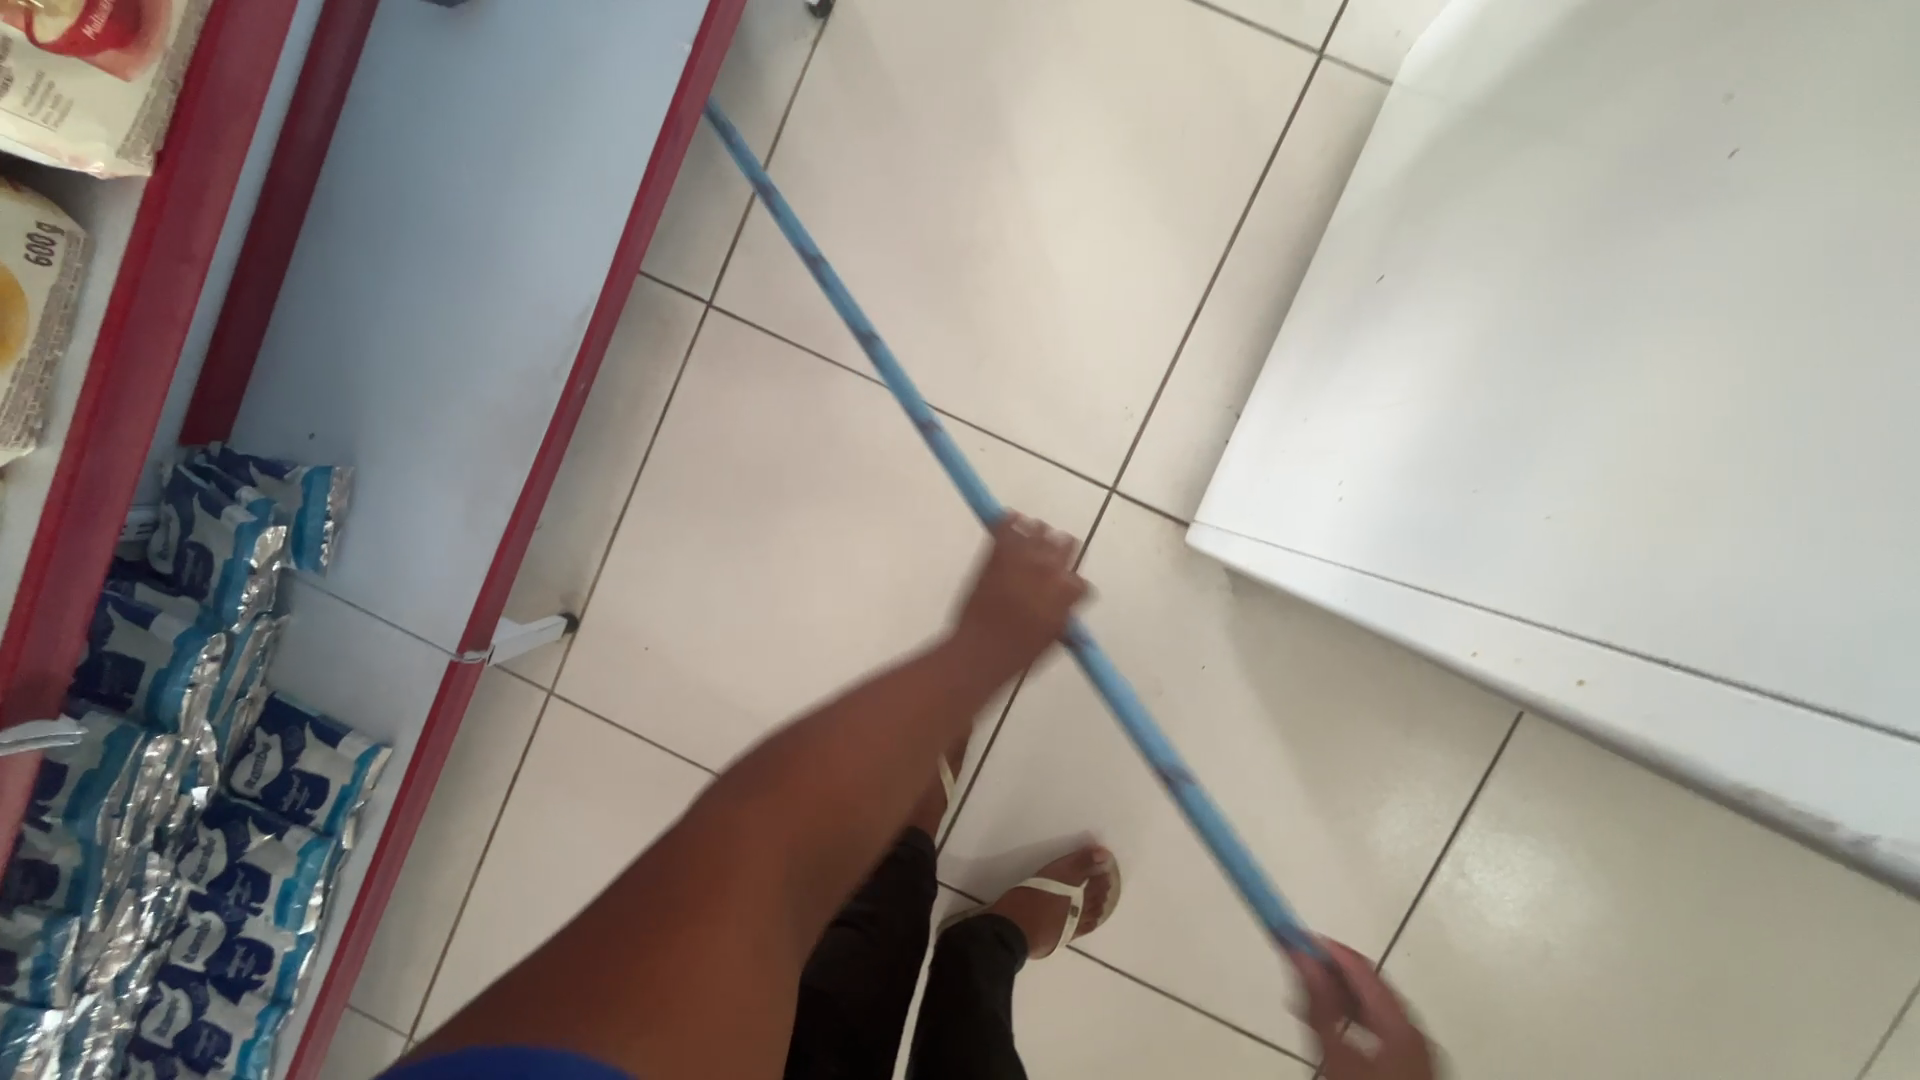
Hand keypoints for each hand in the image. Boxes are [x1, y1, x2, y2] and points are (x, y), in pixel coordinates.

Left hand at [950, 512, 1087, 677]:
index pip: (1078, 578)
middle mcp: (1052, 569)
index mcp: (1068, 592)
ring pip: (1039, 530)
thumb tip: (1069, 611)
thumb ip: (1063, 618)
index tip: (1062, 583)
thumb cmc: (1017, 653)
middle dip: (1059, 549)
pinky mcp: (999, 552)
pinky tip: (1009, 517)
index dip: (1069, 581)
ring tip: (1030, 534)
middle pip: (1065, 544)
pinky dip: (1008, 520)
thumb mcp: (1051, 640)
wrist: (979, 650)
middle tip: (1049, 555)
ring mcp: (1025, 558)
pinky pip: (1007, 526)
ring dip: (1036, 533)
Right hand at [1299, 939, 1437, 1079]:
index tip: (1290, 935)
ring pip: (1372, 1006)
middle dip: (1328, 971)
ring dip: (1337, 994)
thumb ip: (1317, 1003)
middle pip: (1368, 985)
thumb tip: (1299, 955)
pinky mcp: (1412, 1067)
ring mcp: (1417, 1052)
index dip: (1324, 946)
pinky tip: (1327, 1025)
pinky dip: (1351, 1017)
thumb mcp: (1335, 1057)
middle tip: (1292, 966)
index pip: (1360, 968)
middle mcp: (1415, 1033)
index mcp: (1401, 1026)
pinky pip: (1378, 1027)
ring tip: (1302, 998)